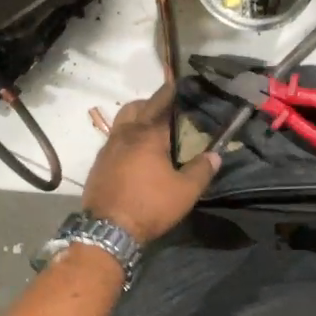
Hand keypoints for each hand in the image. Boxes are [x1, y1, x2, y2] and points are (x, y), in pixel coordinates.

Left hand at [83, 86, 219, 242]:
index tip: (182, 85)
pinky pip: (114, 139)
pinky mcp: (99, 163)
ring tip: (153, 128)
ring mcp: (108, 148)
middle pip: (138, 106)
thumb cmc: (150, 206)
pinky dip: (127, 136)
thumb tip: (216, 155)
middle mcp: (125, 134)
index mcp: (148, 135)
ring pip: (123, 121)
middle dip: (154, 102)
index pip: (162, 104)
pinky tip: (137, 152)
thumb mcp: (185, 191)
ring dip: (137, 117)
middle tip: (170, 107)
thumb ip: (202, 170)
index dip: (173, 93)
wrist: (107, 230)